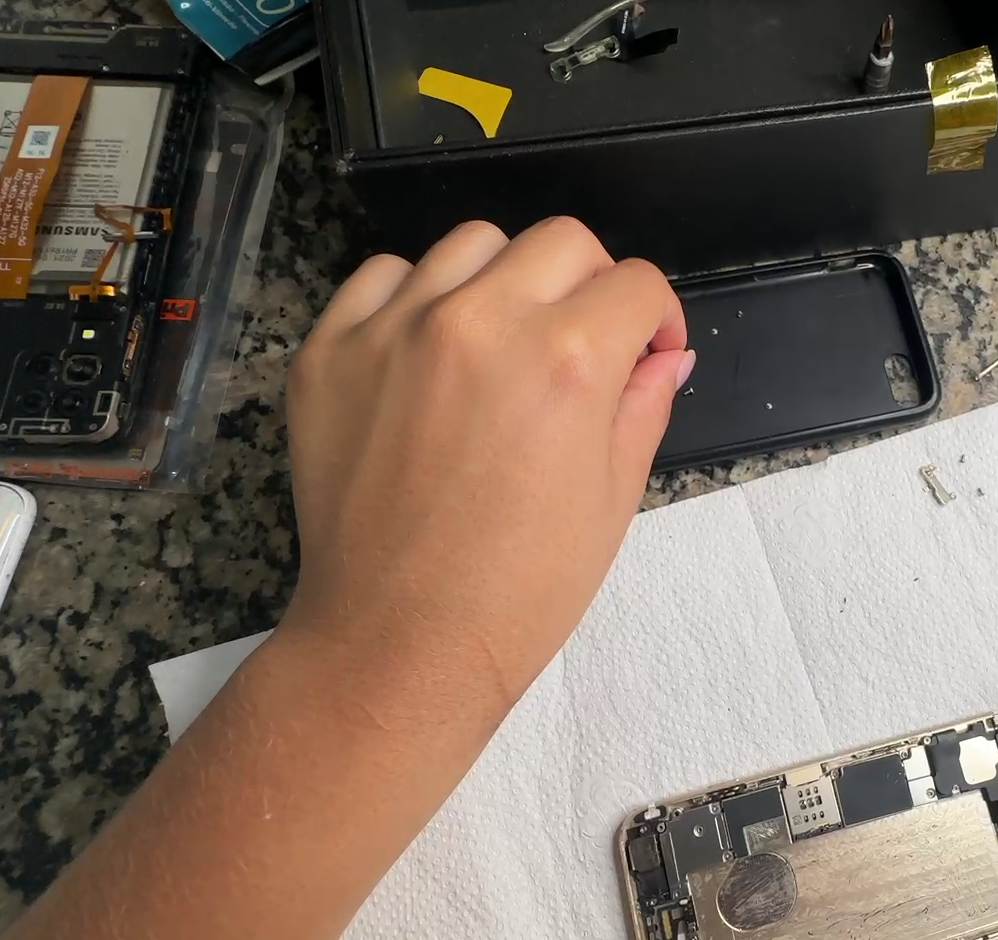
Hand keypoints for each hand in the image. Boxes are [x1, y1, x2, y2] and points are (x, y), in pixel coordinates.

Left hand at [279, 218, 691, 726]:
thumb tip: (667, 355)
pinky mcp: (330, 349)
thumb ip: (646, 405)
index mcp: (570, 362)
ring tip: (512, 342)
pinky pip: (387, 277)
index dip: (661, 317)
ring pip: (474, 243)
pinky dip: (426, 297)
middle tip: (593, 341)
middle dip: (599, 283)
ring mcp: (395, 328)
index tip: (652, 352)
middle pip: (564, 242)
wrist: (404, 640)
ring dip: (514, 280)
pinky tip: (439, 353)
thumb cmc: (528, 585)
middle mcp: (483, 322)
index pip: (639, 285)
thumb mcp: (616, 497)